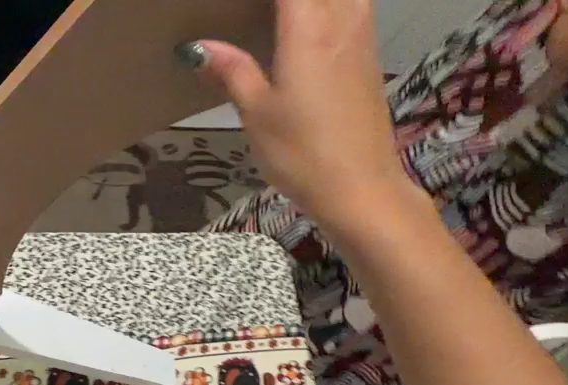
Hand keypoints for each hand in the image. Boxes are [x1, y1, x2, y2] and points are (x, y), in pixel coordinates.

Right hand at [184, 0, 421, 238]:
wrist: (358, 182)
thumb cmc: (300, 151)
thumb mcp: (256, 114)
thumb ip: (232, 72)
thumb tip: (199, 47)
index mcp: (308, 25)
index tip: (231, 9)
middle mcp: (342, 14)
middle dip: (280, 3)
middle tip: (249, 16)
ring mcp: (361, 29)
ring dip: (306, 5)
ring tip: (272, 19)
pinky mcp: (367, 49)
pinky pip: (349, 4)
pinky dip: (324, 8)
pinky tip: (300, 26)